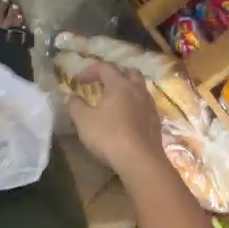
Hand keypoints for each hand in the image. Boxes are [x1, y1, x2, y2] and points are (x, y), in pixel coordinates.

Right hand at [66, 60, 169, 187]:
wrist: (140, 160)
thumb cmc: (109, 136)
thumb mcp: (84, 121)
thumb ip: (76, 105)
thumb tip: (73, 96)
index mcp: (120, 85)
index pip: (105, 67)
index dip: (89, 70)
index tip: (77, 81)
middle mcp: (137, 90)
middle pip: (128, 72)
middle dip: (114, 74)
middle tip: (101, 84)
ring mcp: (150, 105)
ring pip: (139, 88)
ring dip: (126, 89)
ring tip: (114, 101)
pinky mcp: (156, 121)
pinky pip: (144, 104)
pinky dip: (134, 104)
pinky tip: (126, 118)